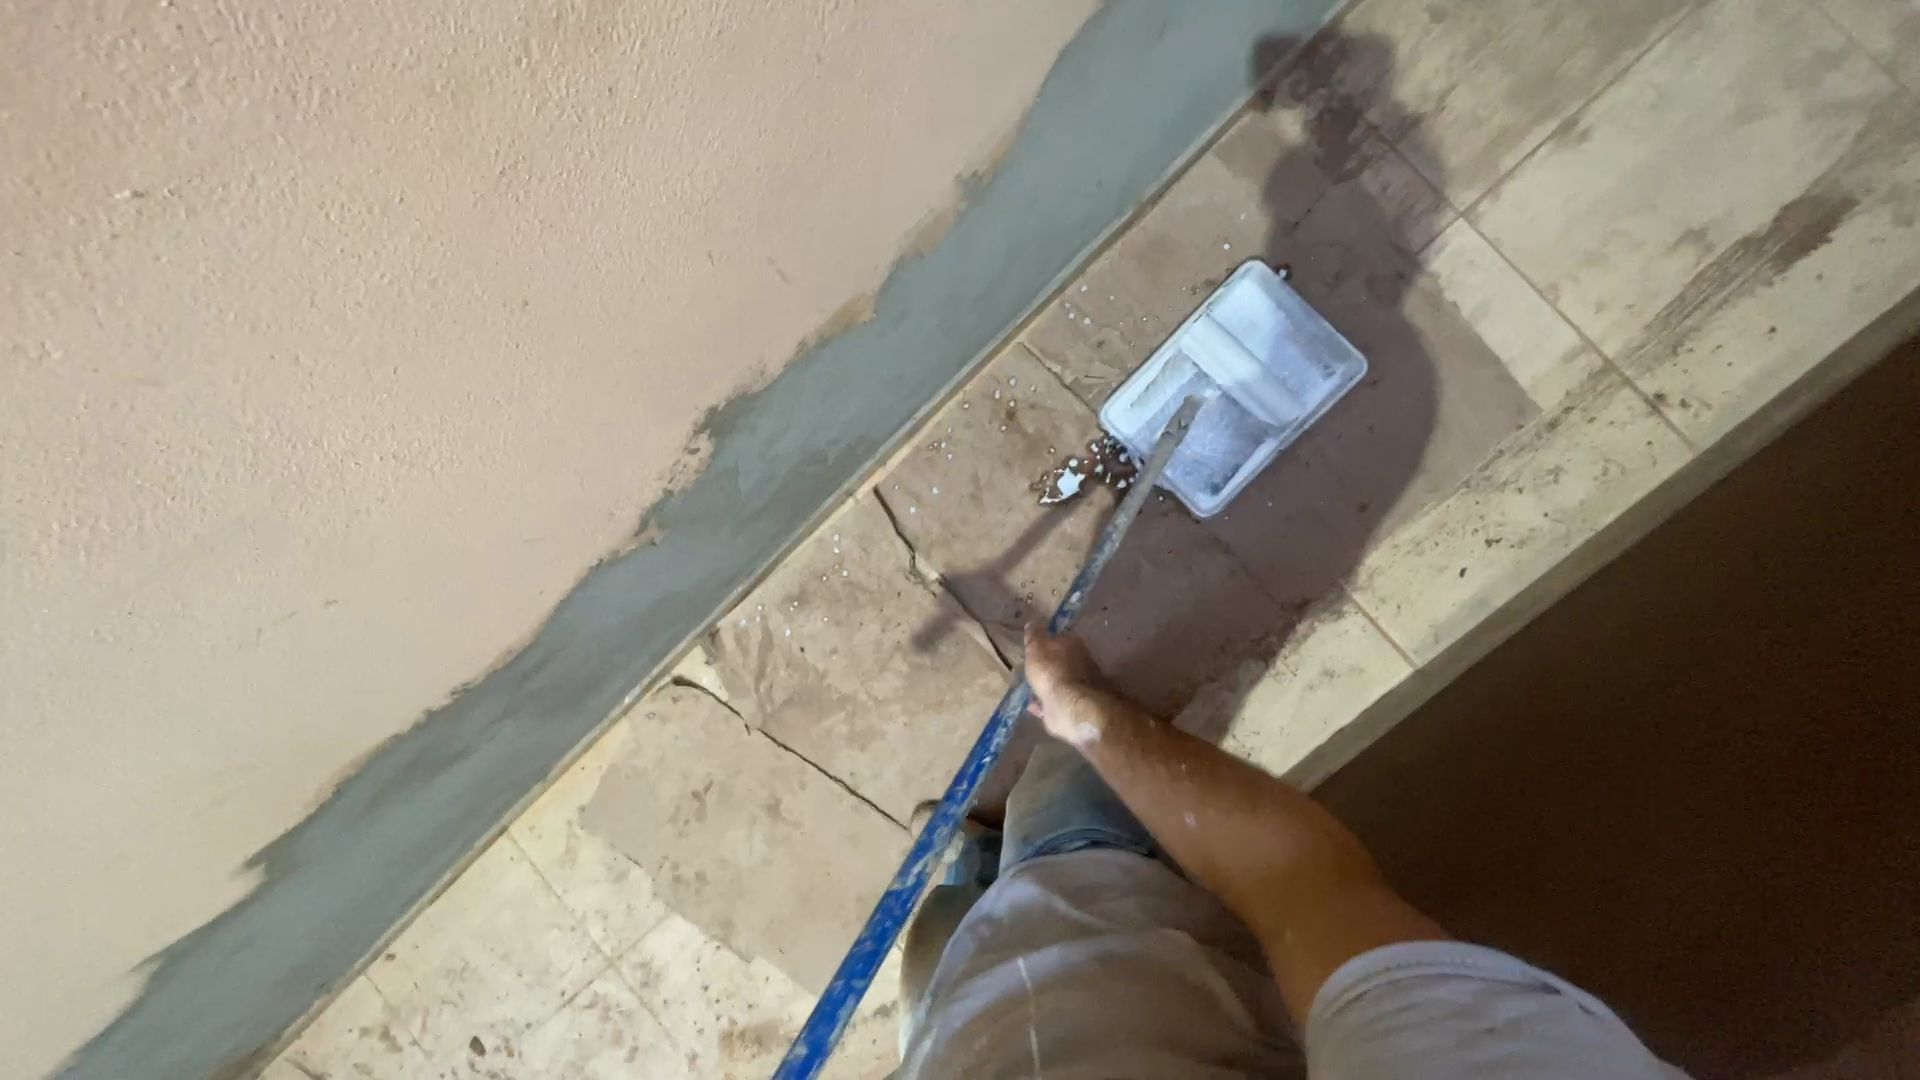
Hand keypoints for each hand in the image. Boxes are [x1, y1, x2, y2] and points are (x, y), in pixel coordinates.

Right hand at [1023, 625, 1110, 746]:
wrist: (1068, 705)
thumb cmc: (1051, 670)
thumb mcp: (1036, 647)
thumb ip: (1034, 636)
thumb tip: (1032, 624)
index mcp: (1074, 645)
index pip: (1061, 639)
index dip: (1048, 643)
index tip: (1036, 648)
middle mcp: (1082, 663)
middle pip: (1063, 661)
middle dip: (1050, 665)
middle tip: (1034, 669)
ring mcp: (1080, 687)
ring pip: (1061, 682)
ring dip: (1048, 685)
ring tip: (1031, 688)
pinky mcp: (1074, 706)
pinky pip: (1056, 702)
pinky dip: (1045, 702)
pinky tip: (1033, 705)